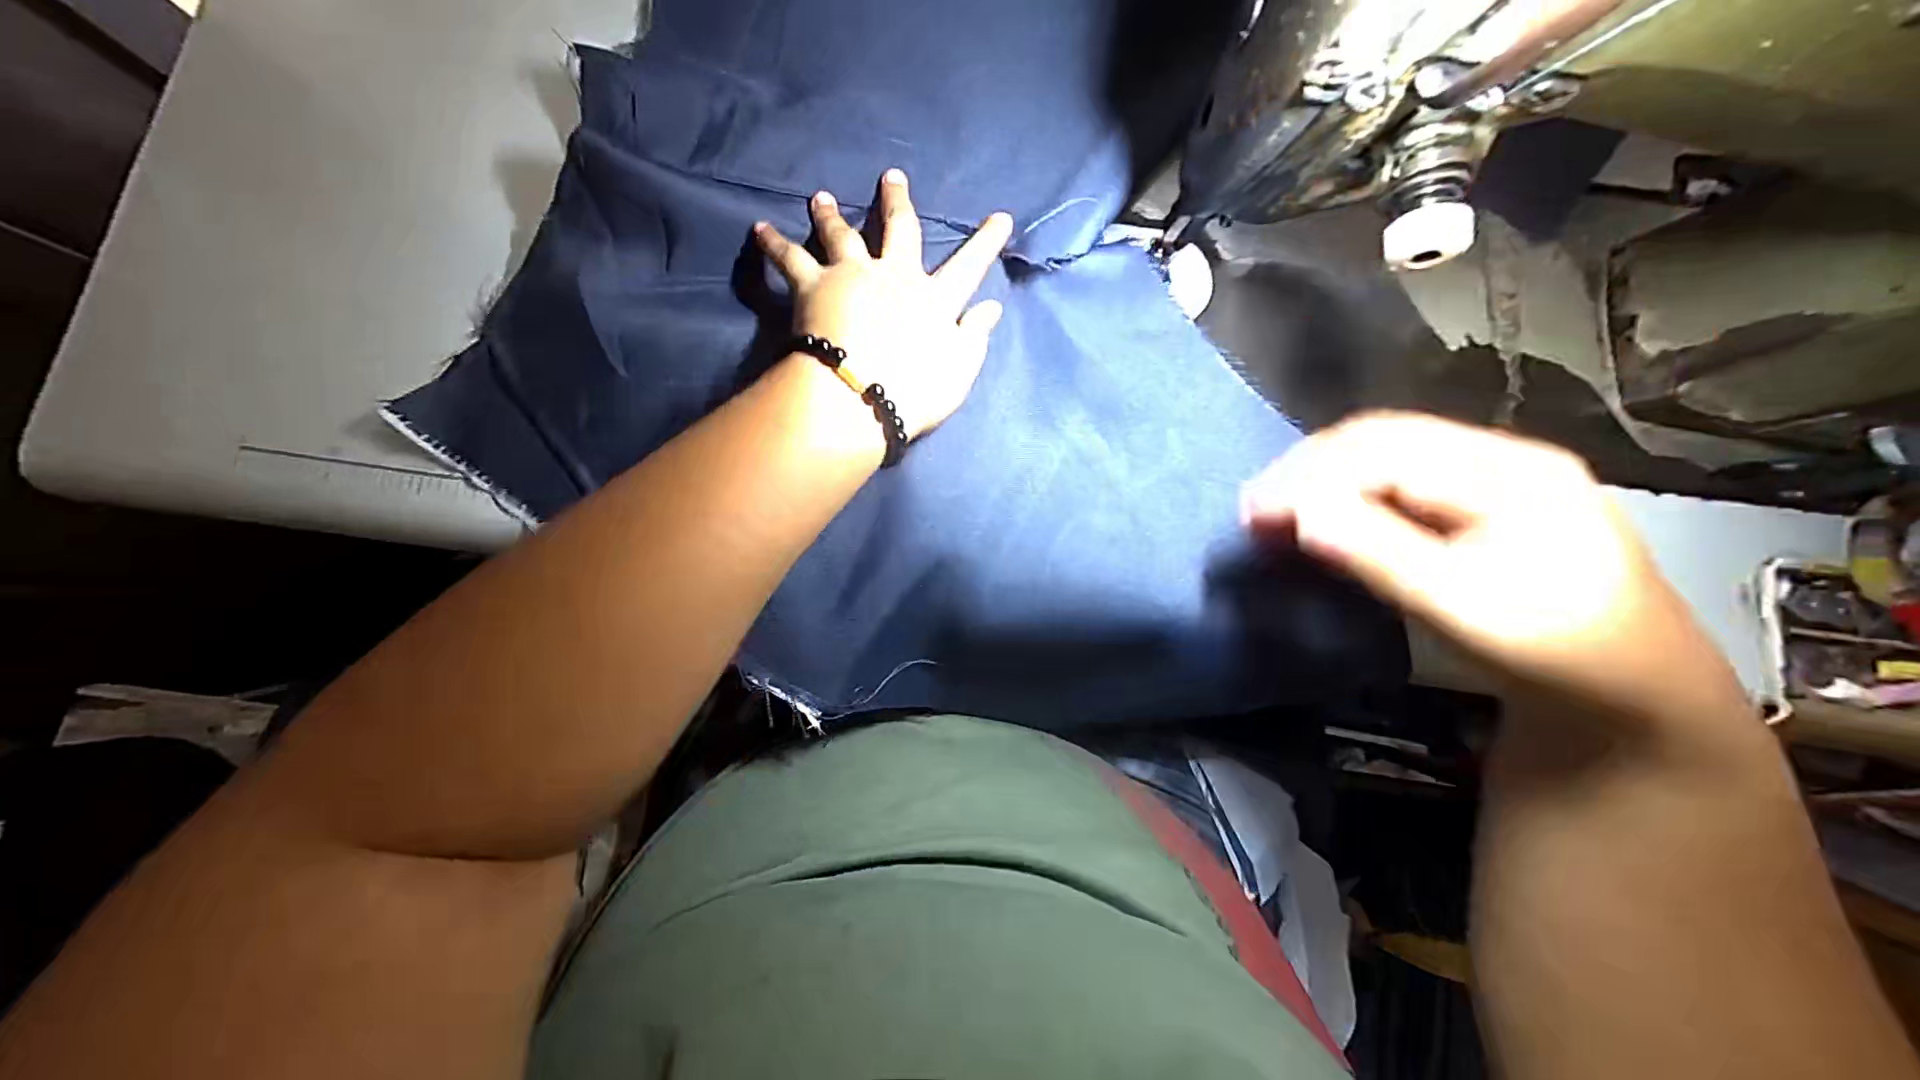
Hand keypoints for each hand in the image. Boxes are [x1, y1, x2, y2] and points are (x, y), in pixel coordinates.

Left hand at [754, 170, 1012, 438]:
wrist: (859, 397)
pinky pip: (790, 258)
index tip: (1000, 216)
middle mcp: (894, 276)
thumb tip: (991, 308)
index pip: (968, 267)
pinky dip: (774, 243)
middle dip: (897, 202)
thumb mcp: (959, 370)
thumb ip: (974, 337)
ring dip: (831, 214)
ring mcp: (852, 275)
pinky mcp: (813, 284)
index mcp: (934, 299)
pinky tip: (759, 230)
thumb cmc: (915, 392)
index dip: (985, 242)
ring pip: (842, 234)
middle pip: (899, 230)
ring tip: (819, 197)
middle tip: (892, 176)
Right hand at [1242, 412, 1744, 721]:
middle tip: (1252, 511)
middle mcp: (1498, 459)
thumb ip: (1380, 556)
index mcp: (1509, 472)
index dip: (1310, 476)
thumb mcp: (1466, 608)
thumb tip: (1300, 517)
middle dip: (1307, 470)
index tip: (1253, 513)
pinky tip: (1320, 516)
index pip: (1385, 452)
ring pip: (1383, 457)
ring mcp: (1489, 479)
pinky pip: (1395, 482)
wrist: (1634, 693)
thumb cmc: (1555, 653)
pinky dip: (1345, 495)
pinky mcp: (1475, 506)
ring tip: (1273, 512)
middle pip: (1381, 441)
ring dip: (1320, 479)